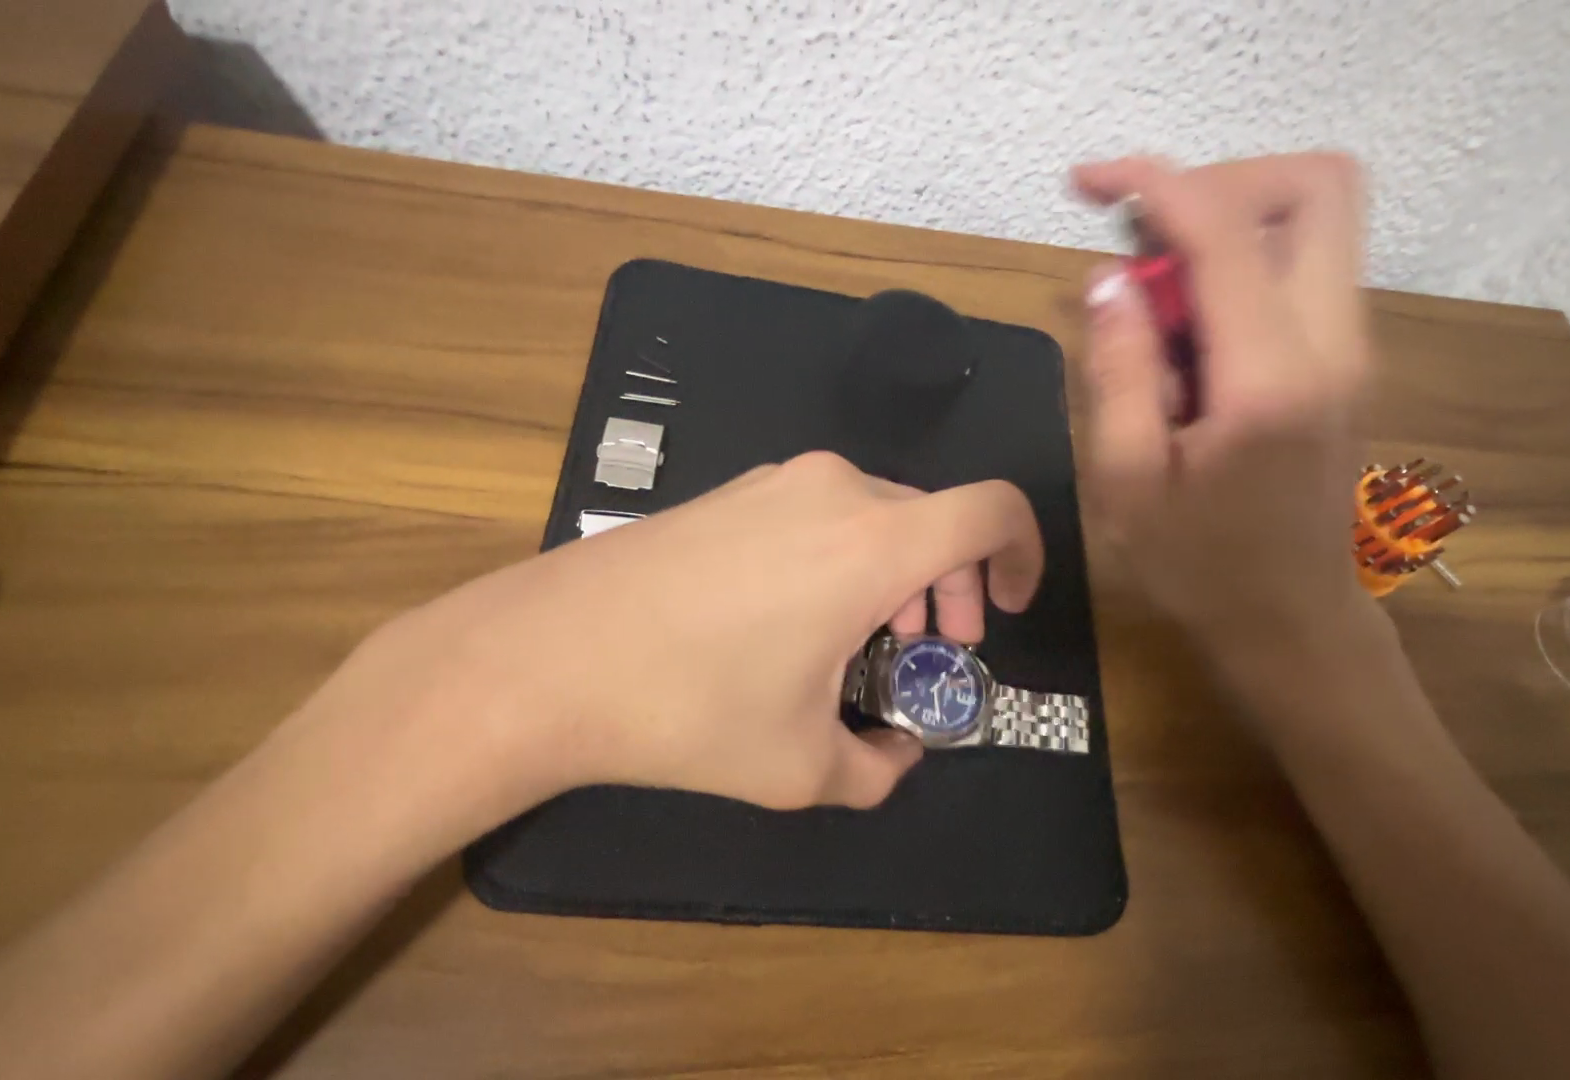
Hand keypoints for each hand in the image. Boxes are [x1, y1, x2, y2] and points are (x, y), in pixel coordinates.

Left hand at [289, 451, 1042, 852]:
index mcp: (874, 542)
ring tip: (863, 639)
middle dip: (951, 584)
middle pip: (933, 517)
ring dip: (895, 573)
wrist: (546, 654)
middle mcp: (835, 491)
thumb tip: (896, 757)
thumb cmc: (690, 706)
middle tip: (931, 646)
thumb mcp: (799, 764)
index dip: (1023, 553)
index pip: (993, 509)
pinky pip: (818, 512)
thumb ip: (876, 767)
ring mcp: (775, 482)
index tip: (1005, 609)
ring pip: (875, 514)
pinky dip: (841, 556)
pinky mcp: (731, 491)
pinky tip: (794, 617)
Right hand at [1071, 154, 1379, 658]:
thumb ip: (1117, 372)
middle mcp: (1332, 343)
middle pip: (1315, 185)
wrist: (1291, 620)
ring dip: (1228, 224)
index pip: (1226, 229)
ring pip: (1316, 219)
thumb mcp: (1126, 482)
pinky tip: (1186, 330)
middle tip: (1143, 237)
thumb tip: (1107, 280)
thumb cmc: (1198, 566)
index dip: (1155, 183)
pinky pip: (1303, 268)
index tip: (1090, 184)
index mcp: (1269, 378)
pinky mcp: (1344, 360)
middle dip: (1219, 183)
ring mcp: (1350, 348)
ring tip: (1153, 293)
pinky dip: (1241, 265)